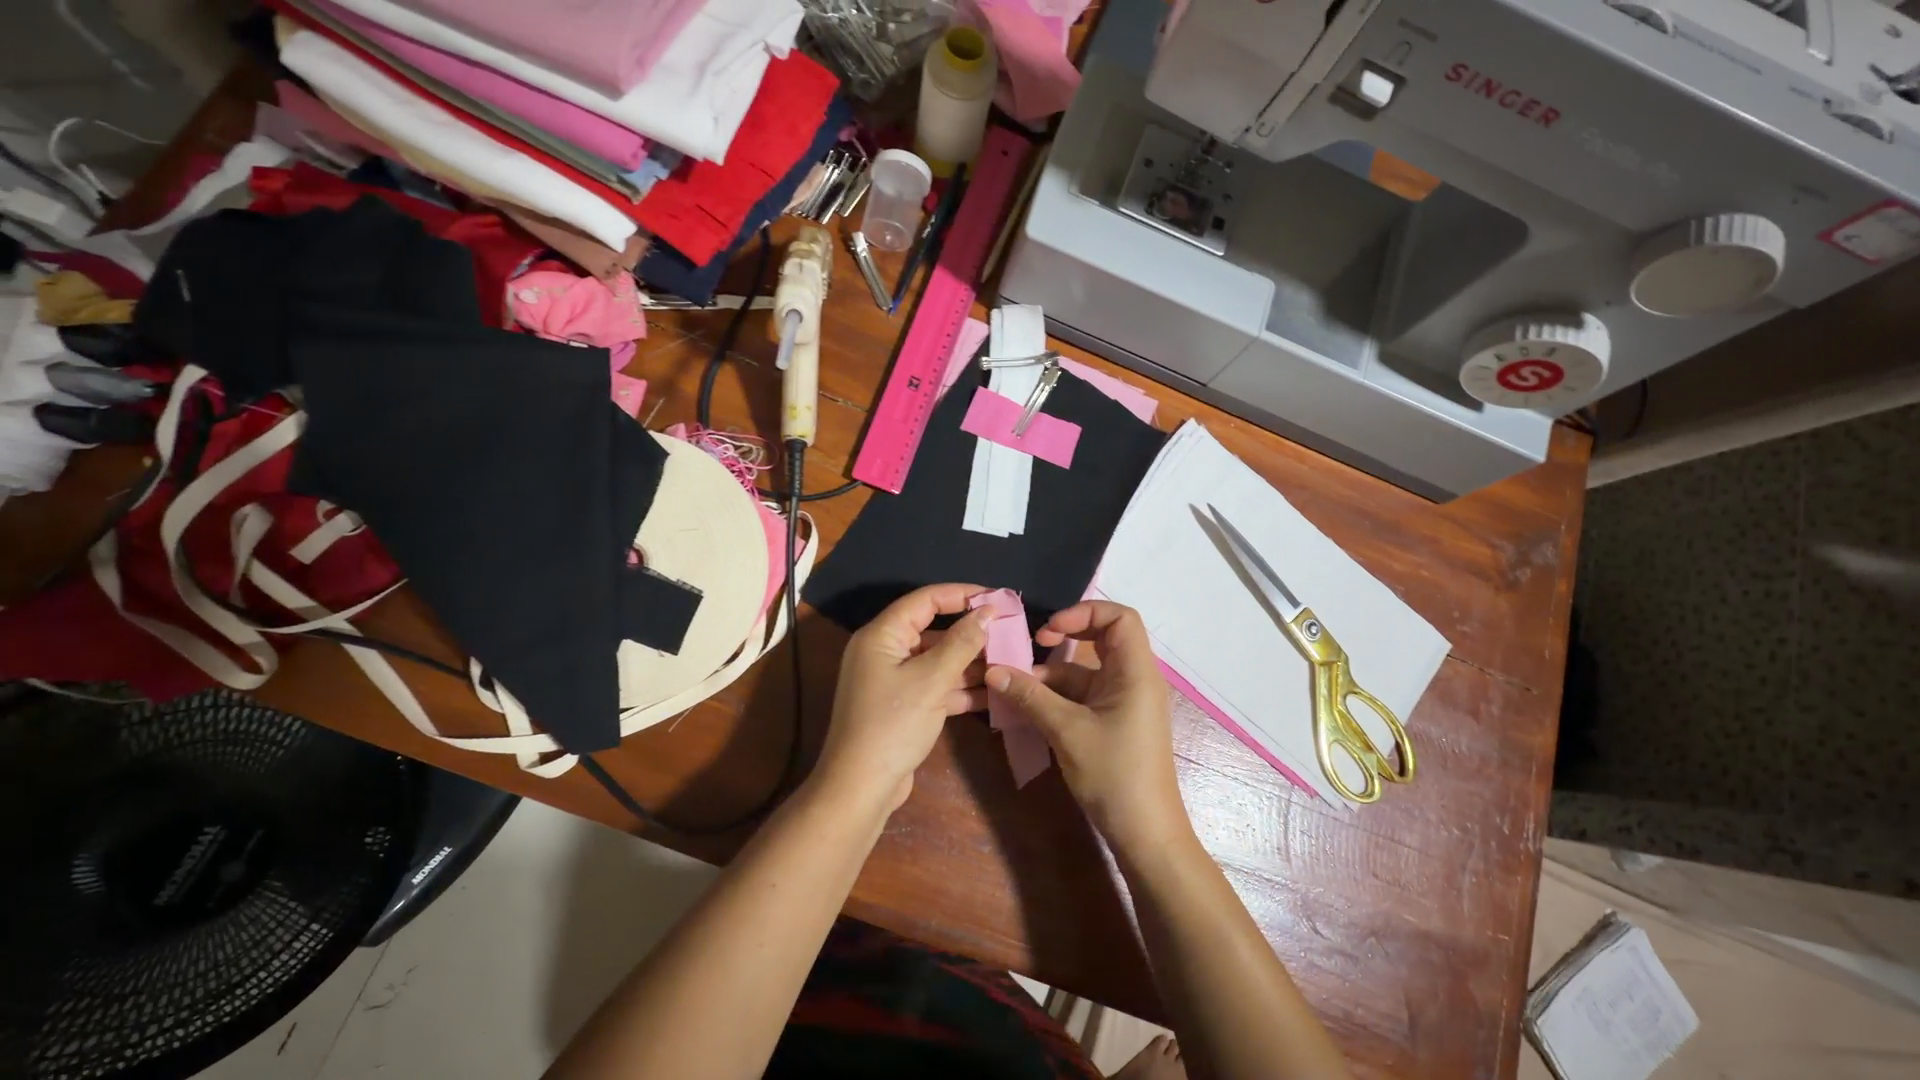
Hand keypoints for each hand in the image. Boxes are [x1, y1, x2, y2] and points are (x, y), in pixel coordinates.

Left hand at [815, 584, 990, 813]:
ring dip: (970, 663)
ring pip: (937, 661)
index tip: (998, 598)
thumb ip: (961, 643)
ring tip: (1010, 662)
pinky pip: (935, 687)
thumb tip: (988, 611)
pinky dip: (960, 689)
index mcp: (881, 635)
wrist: (861, 786)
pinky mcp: (903, 707)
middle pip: (933, 630)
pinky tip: (993, 694)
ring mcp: (892, 681)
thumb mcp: (931, 680)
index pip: (925, 600)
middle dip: (971, 633)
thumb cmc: (893, 725)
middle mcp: (884, 652)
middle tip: (1010, 633)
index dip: (962, 594)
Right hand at [985, 601, 1189, 854]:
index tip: (1048, 631)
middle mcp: (1133, 680)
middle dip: (1063, 639)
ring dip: (1050, 675)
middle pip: (1101, 640)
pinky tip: (1025, 706)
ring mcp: (1123, 703)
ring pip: (1085, 672)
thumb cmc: (1114, 773)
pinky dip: (1056, 697)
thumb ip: (1030, 696)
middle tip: (1031, 645)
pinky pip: (1082, 696)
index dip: (1084, 613)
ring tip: (1011, 683)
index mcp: (1136, 672)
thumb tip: (993, 670)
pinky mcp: (1112, 723)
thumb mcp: (1066, 730)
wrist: (1144, 832)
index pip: (1119, 618)